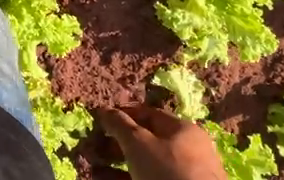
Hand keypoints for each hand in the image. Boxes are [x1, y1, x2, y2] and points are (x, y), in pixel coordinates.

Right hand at [95, 105, 226, 179]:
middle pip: (146, 140)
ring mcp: (186, 176)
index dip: (121, 115)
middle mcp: (188, 151)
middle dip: (117, 144)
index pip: (147, 113)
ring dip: (119, 165)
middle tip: (95, 148)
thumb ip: (119, 123)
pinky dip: (127, 179)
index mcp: (183, 130)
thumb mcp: (137, 143)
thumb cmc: (168, 172)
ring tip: (96, 168)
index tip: (100, 122)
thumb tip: (104, 110)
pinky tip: (105, 179)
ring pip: (146, 165)